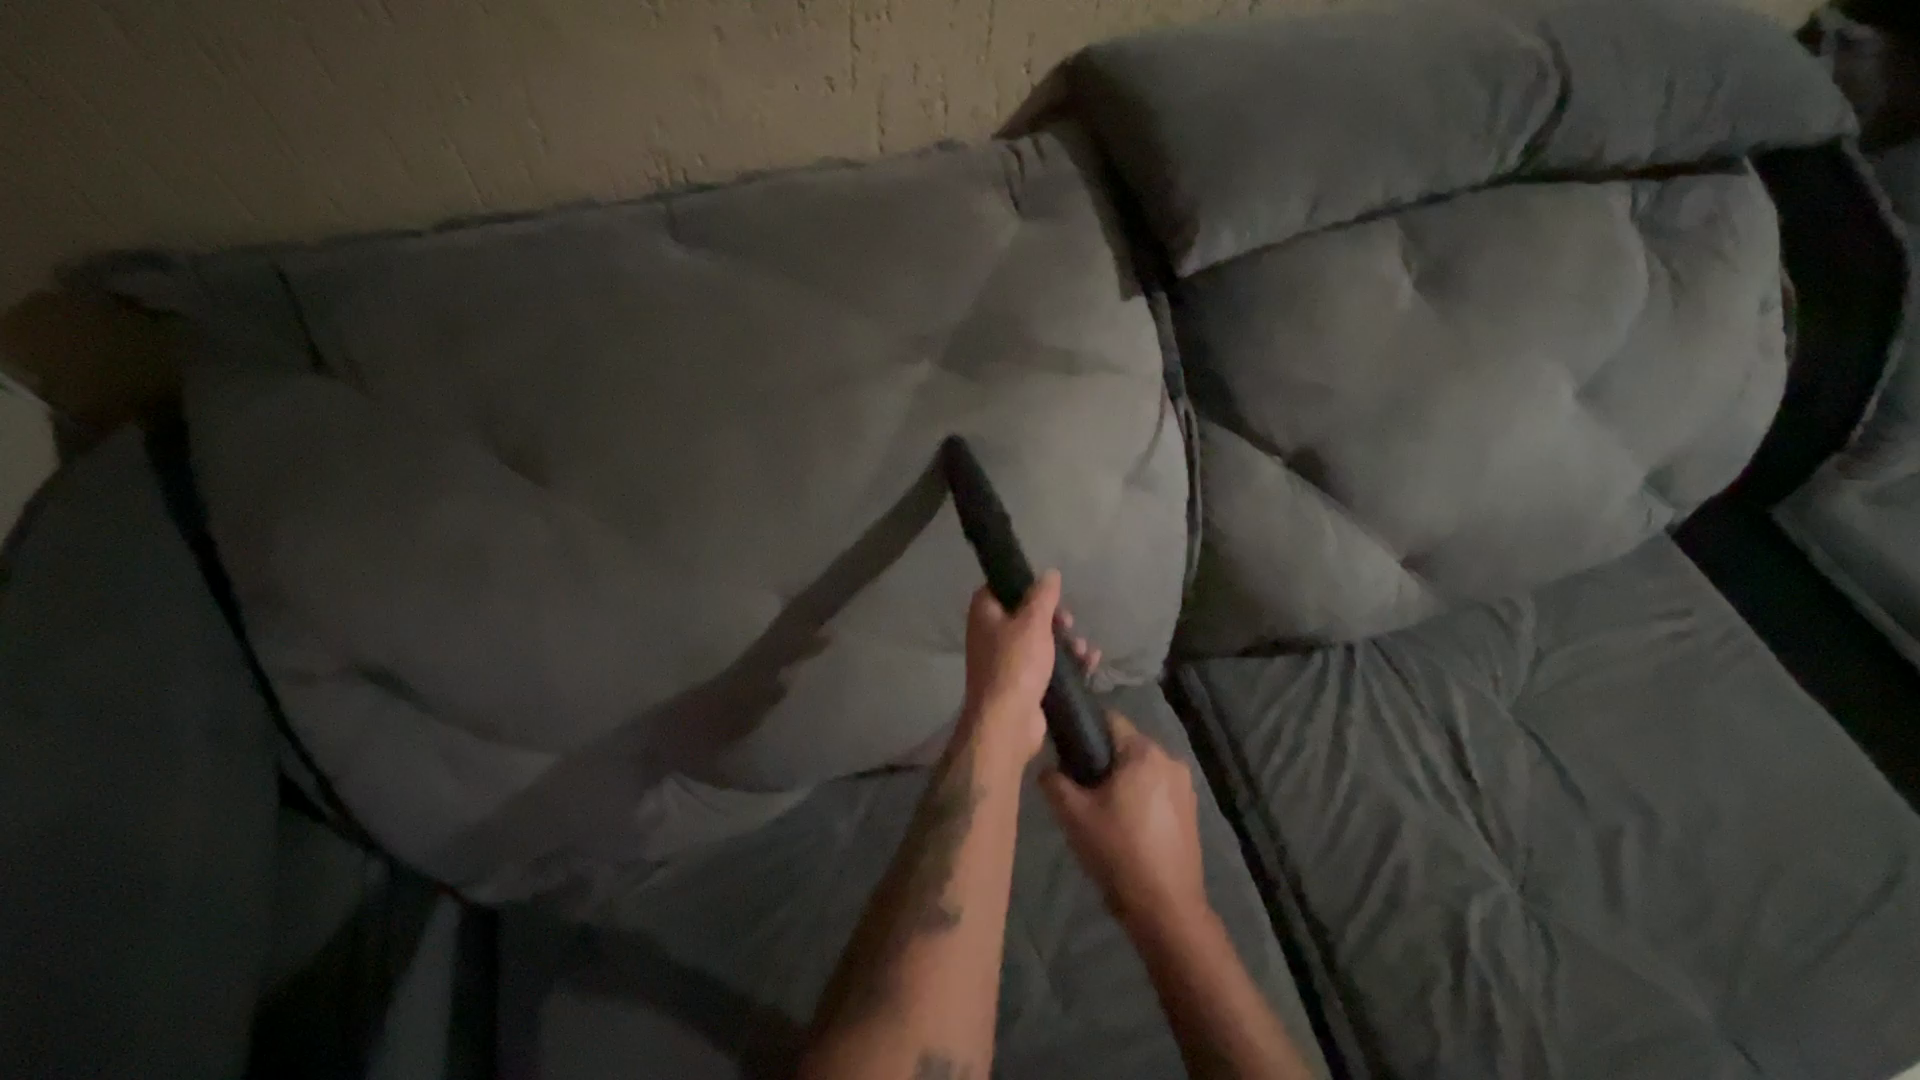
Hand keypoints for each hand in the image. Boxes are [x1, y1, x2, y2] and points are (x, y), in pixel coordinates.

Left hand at [961, 570, 1100, 769]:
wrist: (1008, 723)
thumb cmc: (1016, 665)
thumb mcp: (1033, 623)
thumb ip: (1043, 596)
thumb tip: (1049, 573)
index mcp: (985, 615)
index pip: (999, 588)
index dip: (1023, 585)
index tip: (1048, 590)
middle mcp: (991, 636)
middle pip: (1026, 615)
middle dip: (1054, 618)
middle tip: (1067, 622)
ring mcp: (1007, 662)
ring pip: (1041, 642)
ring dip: (1066, 642)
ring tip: (1083, 648)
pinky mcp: (1023, 684)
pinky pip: (1048, 666)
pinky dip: (1068, 663)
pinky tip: (1089, 663)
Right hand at [1041, 713, 1206, 927]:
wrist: (1165, 908)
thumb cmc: (1117, 851)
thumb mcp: (1072, 814)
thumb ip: (1053, 781)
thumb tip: (1048, 767)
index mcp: (1144, 752)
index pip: (1107, 720)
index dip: (1082, 732)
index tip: (1064, 752)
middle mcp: (1171, 760)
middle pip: (1125, 746)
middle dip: (1101, 762)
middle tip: (1077, 789)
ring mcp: (1185, 788)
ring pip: (1142, 771)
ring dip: (1121, 783)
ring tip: (1099, 813)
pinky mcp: (1191, 813)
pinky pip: (1157, 792)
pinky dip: (1139, 801)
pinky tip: (1124, 830)